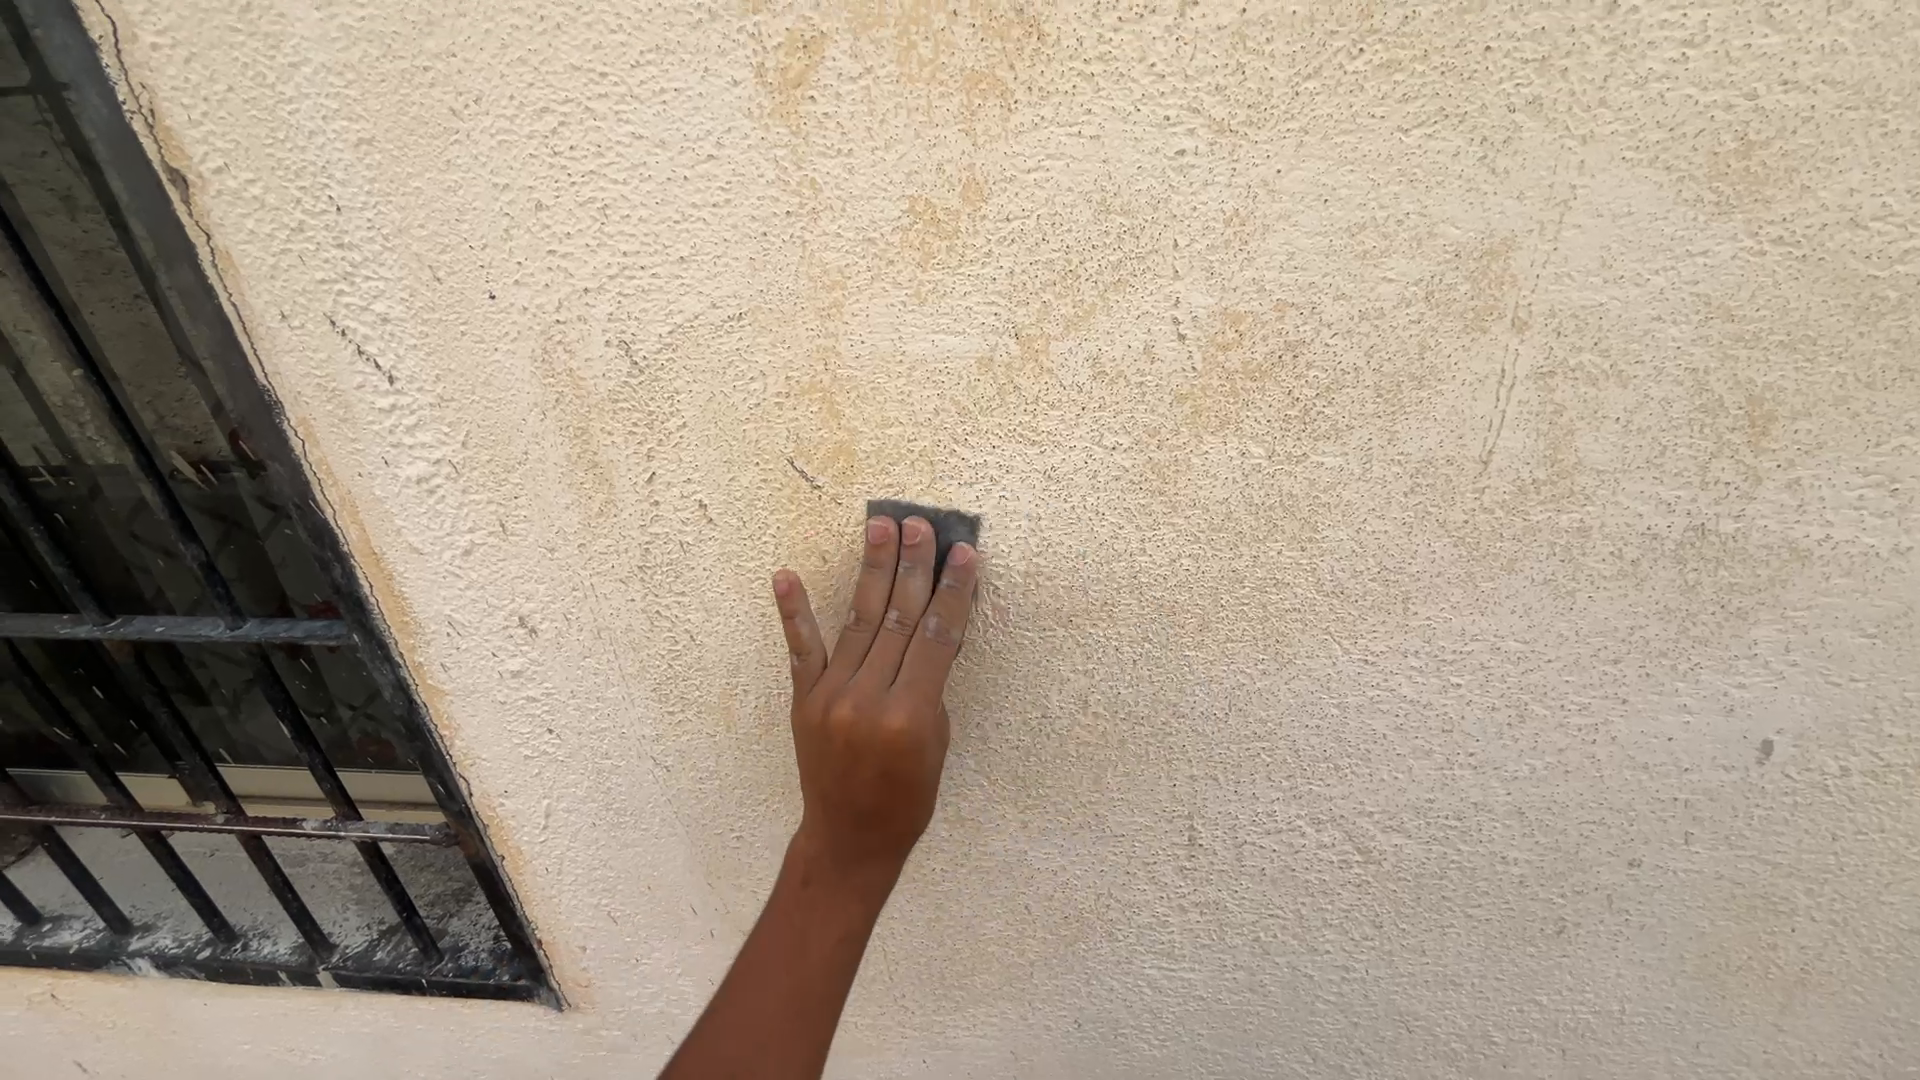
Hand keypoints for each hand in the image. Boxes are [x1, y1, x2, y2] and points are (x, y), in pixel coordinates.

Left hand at [772, 514, 978, 877]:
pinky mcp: (804, 699)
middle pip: (898, 617)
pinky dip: (794, 611)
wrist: (849, 839)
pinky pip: (802, 649)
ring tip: (880, 526)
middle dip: (913, 566)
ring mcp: (831, 696)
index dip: (953, 591)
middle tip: (919, 524)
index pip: (937, 636)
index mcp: (910, 714)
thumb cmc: (907, 798)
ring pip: (859, 620)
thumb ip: (932, 683)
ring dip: (872, 570)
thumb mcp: (937, 741)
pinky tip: (786, 575)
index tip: (963, 553)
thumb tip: (934, 628)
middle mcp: (868, 698)